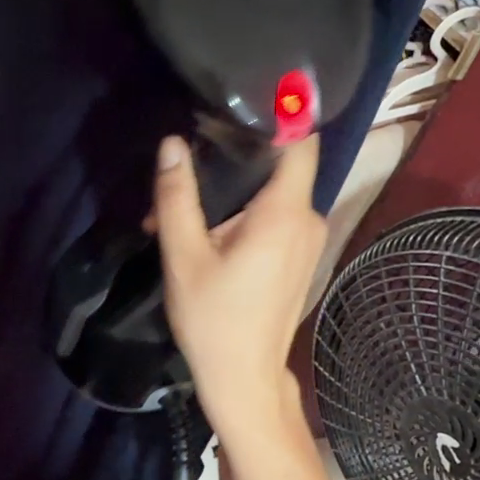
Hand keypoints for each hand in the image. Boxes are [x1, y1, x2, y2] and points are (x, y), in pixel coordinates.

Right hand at [151, 135, 327, 442]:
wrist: (242, 377)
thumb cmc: (213, 318)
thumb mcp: (183, 256)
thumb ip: (177, 197)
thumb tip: (171, 144)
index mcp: (284, 213)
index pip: (300, 141)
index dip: (280, 114)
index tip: (244, 101)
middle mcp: (308, 219)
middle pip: (279, 167)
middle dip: (232, 167)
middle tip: (183, 176)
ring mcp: (309, 240)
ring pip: (273, 196)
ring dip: (232, 198)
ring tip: (181, 218)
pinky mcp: (301, 258)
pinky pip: (276, 220)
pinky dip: (244, 219)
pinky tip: (205, 239)